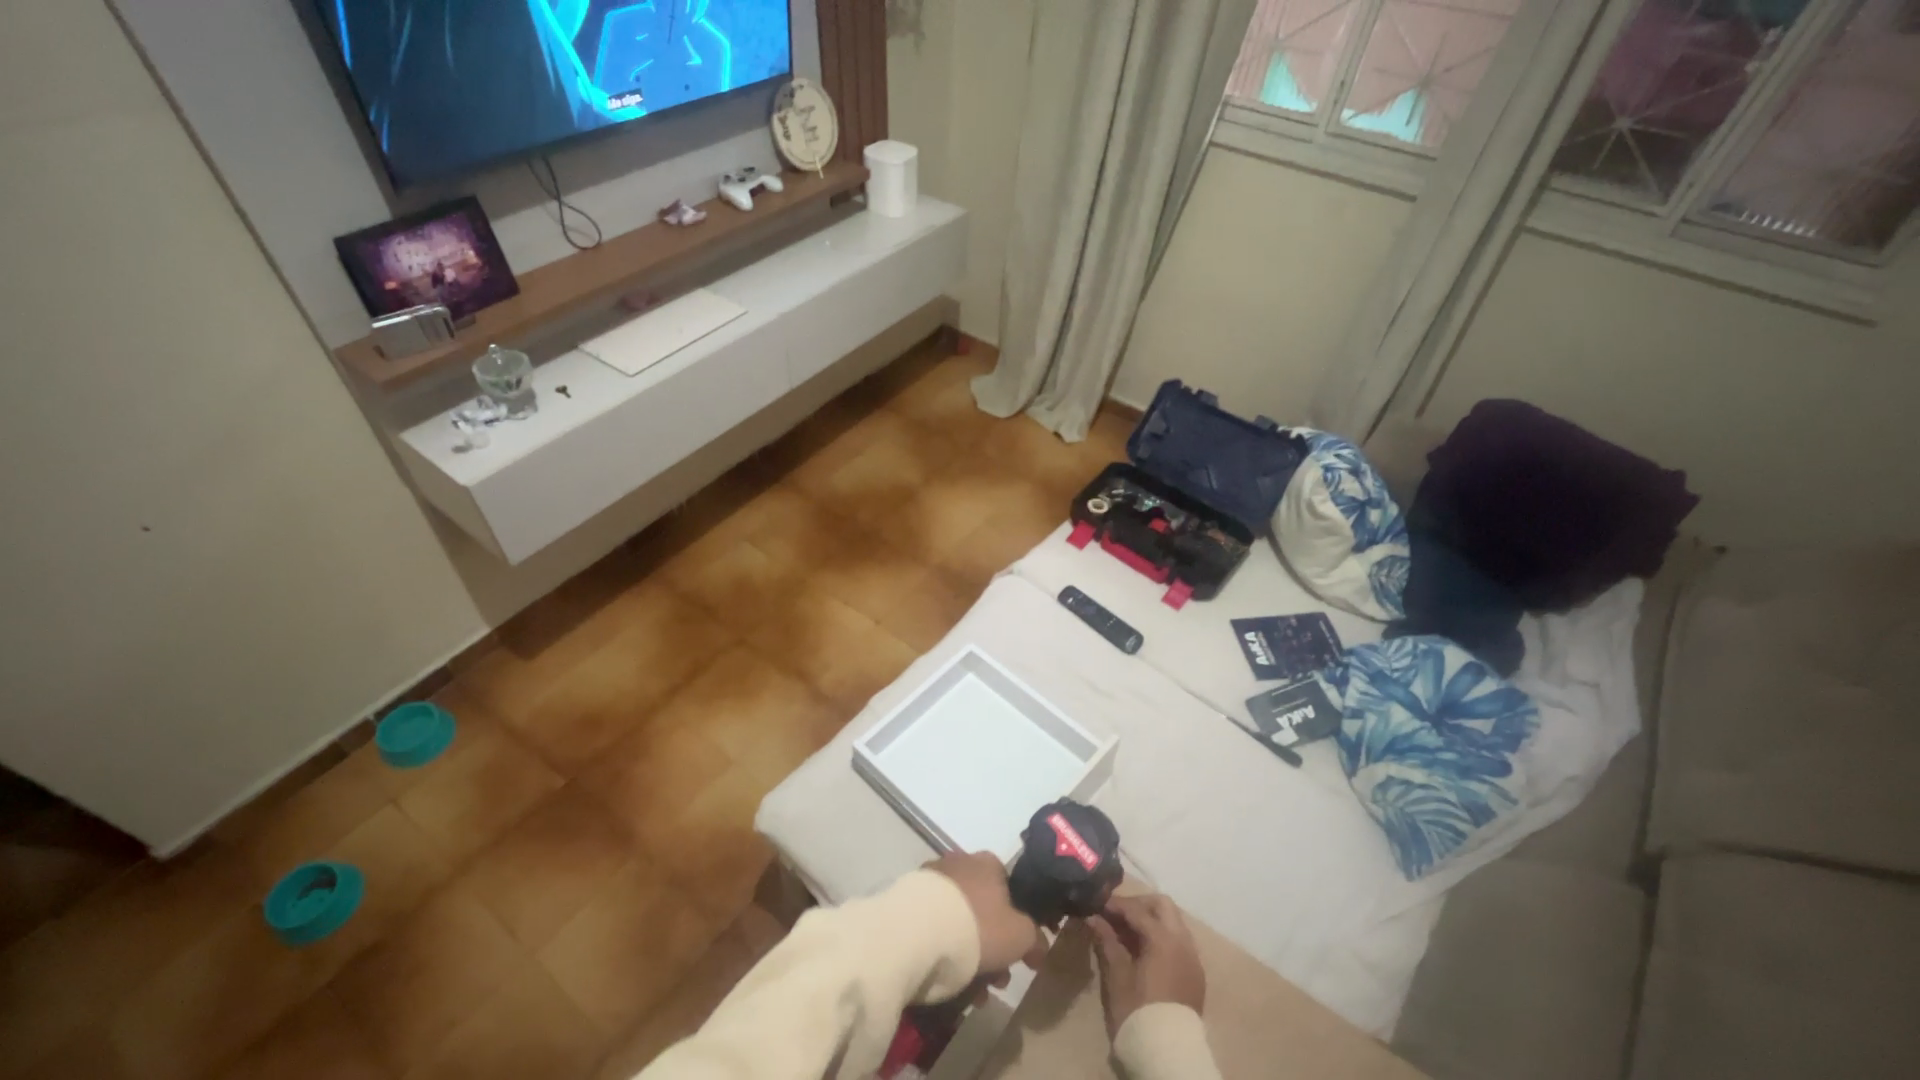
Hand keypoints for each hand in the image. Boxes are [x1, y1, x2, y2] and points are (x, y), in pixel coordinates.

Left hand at [927, 852, 1047, 981]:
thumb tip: (1039, 948)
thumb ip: (1035, 939)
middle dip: (993, 948)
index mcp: (988, 863)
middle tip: (997, 980)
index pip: (1009, 889)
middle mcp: (958, 863)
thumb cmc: (978, 927)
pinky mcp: (905, 903)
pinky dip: (943, 953)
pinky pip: (933, 930)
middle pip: (983, 910)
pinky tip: (947, 982)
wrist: (917, 932)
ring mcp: (929, 882)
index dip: (1017, 923)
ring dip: (970, 956)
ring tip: (973, 992)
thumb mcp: (1020, 936)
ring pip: (958, 923)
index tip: (1018, 953)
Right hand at [1089, 893, 1205, 1037]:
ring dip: (1152, 920)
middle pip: (1163, 906)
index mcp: (1164, 939)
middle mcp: (1184, 941)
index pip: (1138, 910)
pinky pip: (1179, 942)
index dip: (1115, 904)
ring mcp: (1193, 957)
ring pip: (1174, 922)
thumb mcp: (1117, 974)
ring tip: (1127, 932)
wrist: (1167, 1050)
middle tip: (1116, 914)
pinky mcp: (1195, 973)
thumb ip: (1107, 941)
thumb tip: (1094, 918)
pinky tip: (1144, 950)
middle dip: (1139, 904)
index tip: (1097, 903)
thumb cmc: (1137, 1009)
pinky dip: (1162, 936)